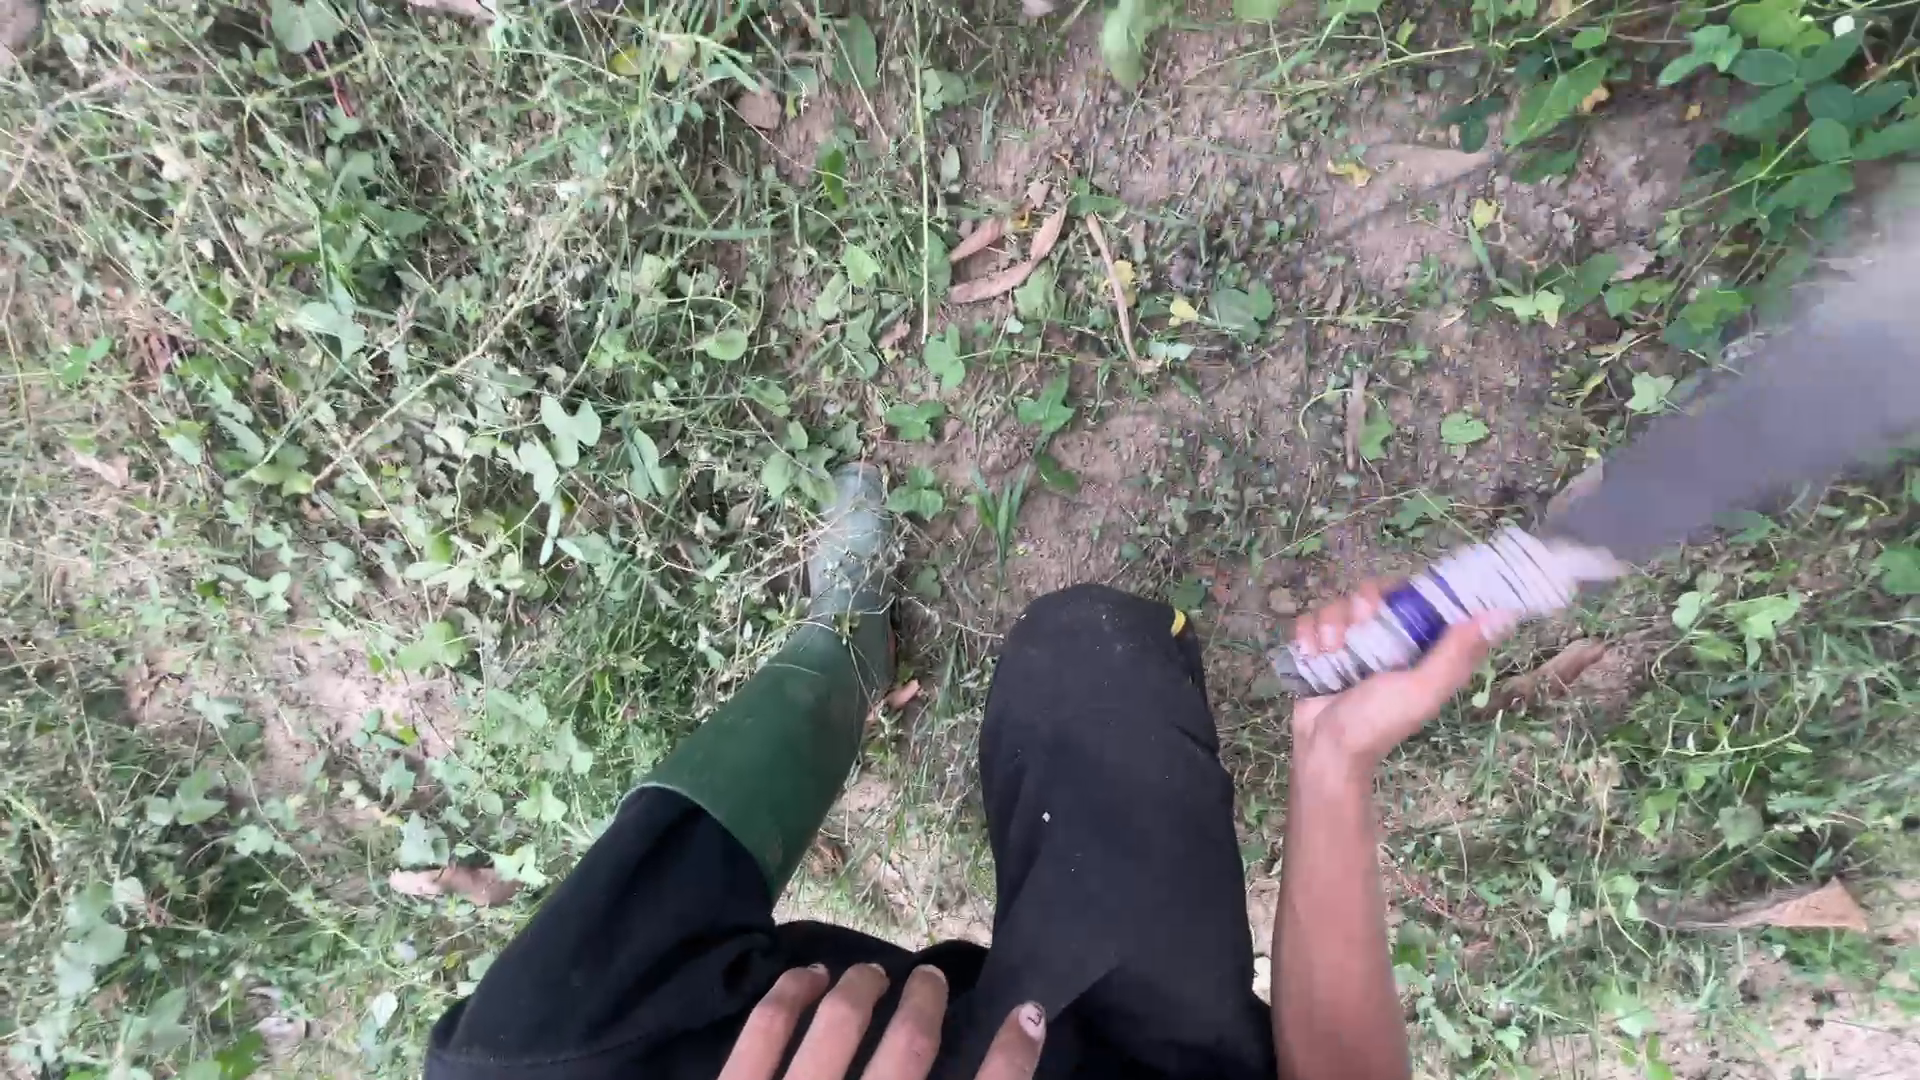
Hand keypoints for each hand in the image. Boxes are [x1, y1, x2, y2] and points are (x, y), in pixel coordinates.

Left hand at [719, 964, 1045, 1079]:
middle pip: (910, 1047)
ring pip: (841, 1021)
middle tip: (931, 980)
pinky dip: (790, 992)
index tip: (1030, 1013)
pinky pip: (764, 1029)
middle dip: (928, 1002)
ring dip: (864, 985)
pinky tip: (809, 976)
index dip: (1013, 1055)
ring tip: (875, 973)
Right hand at [1288, 583, 1516, 776]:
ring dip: (1327, 625)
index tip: (1387, 602)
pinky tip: (1310, 654)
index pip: (1415, 597)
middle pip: (1370, 594)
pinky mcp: (1319, 649)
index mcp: (1418, 646)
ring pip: (1336, 606)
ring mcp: (1349, 643)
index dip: (1401, 591)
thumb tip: (1503, 614)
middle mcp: (1384, 639)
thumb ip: (1456, 651)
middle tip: (1353, 629)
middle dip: (1356, 607)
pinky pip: (1309, 621)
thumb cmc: (1378, 721)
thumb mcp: (1422, 688)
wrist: (1325, 746)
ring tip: (1326, 651)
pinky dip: (1305, 634)